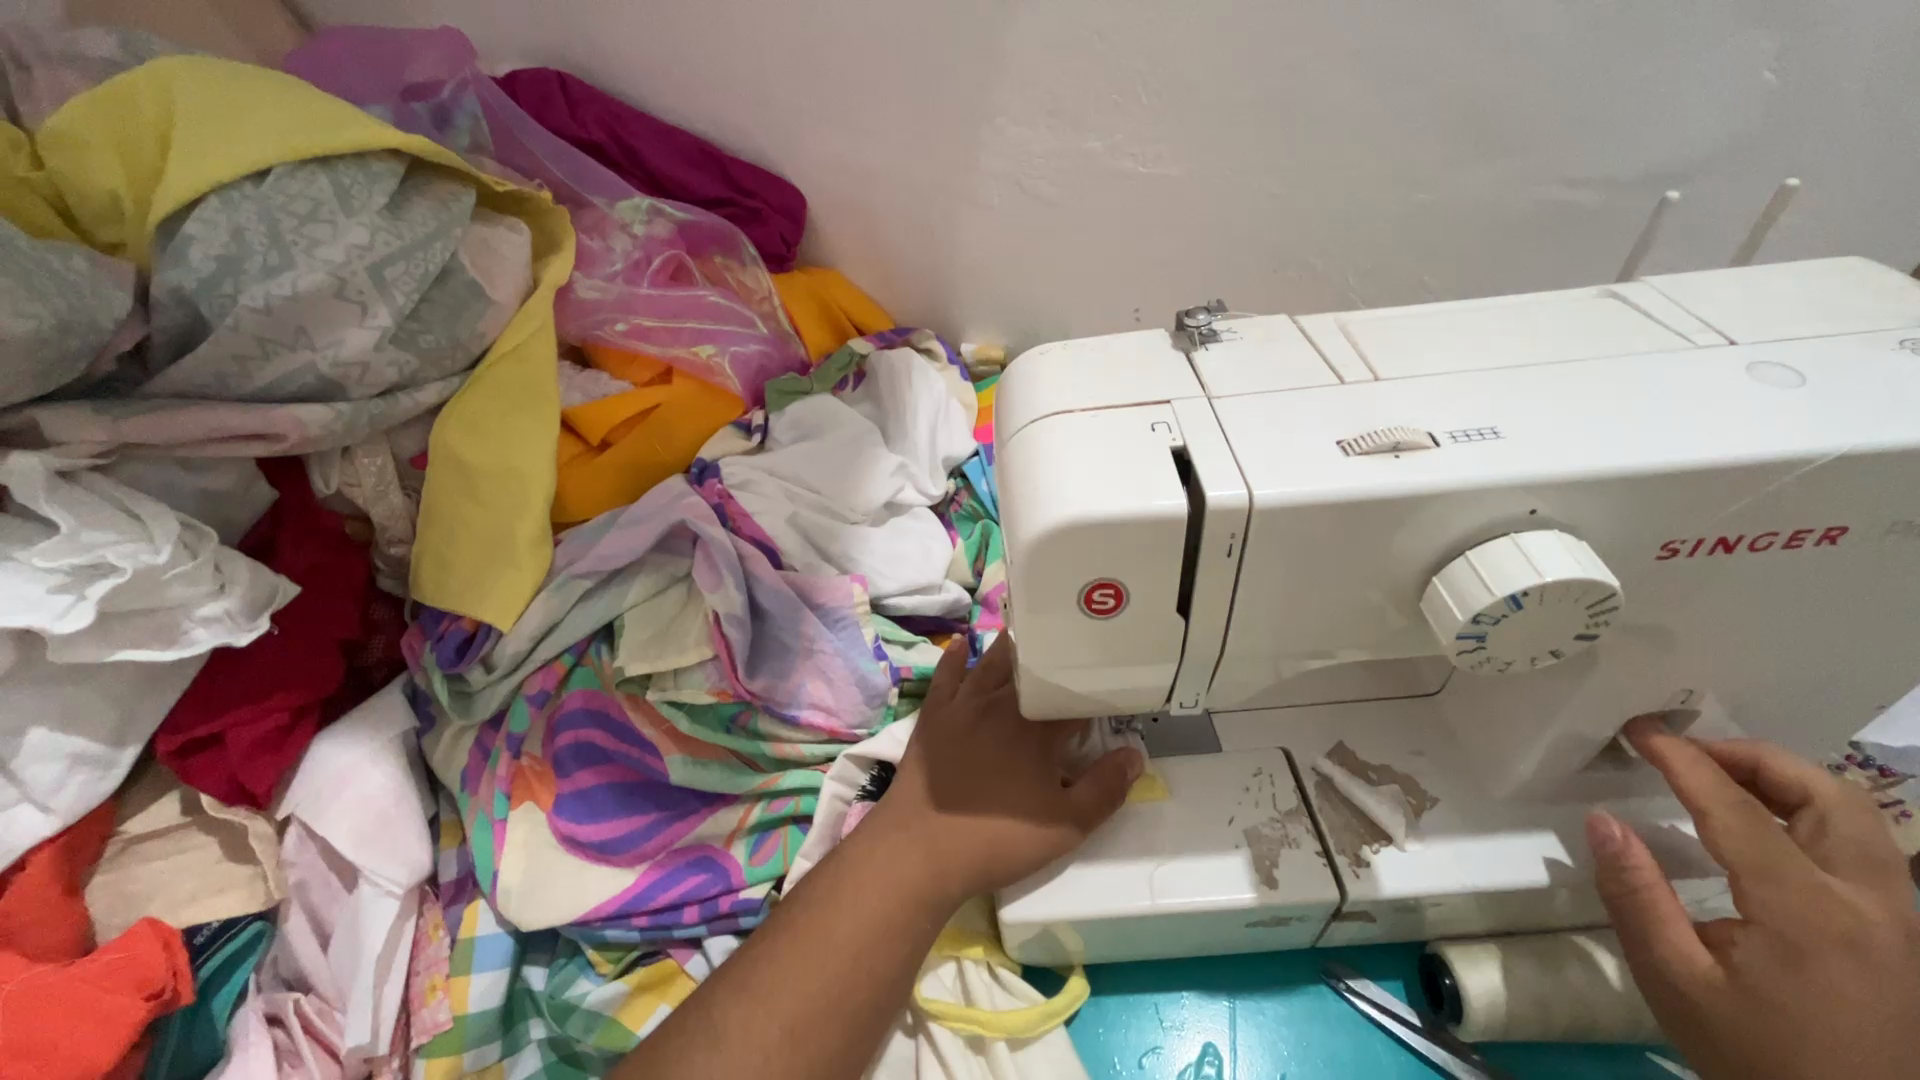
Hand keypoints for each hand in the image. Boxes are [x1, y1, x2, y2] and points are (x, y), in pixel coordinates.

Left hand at [864, 634, 1143, 905]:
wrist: (919, 852)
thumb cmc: (996, 840)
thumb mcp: (1065, 826)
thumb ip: (1104, 789)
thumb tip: (1134, 754)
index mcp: (1036, 726)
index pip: (1074, 696)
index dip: (1095, 690)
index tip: (1111, 687)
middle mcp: (1000, 703)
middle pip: (1033, 669)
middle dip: (1056, 662)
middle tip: (1073, 653)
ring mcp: (962, 705)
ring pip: (991, 662)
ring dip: (1012, 648)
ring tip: (1030, 635)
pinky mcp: (932, 716)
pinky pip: (946, 675)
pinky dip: (956, 657)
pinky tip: (962, 644)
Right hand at [1587, 716, 1919, 1079]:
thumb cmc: (1756, 1056)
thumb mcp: (1675, 982)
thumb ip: (1636, 896)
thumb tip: (1602, 821)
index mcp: (1807, 910)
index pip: (1737, 808)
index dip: (1684, 761)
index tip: (1640, 731)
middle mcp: (1871, 901)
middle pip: (1826, 794)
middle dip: (1751, 757)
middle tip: (1687, 753)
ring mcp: (1900, 918)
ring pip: (1858, 816)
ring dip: (1787, 782)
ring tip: (1721, 780)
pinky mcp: (1905, 934)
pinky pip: (1864, 847)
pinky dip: (1810, 813)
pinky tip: (1766, 829)